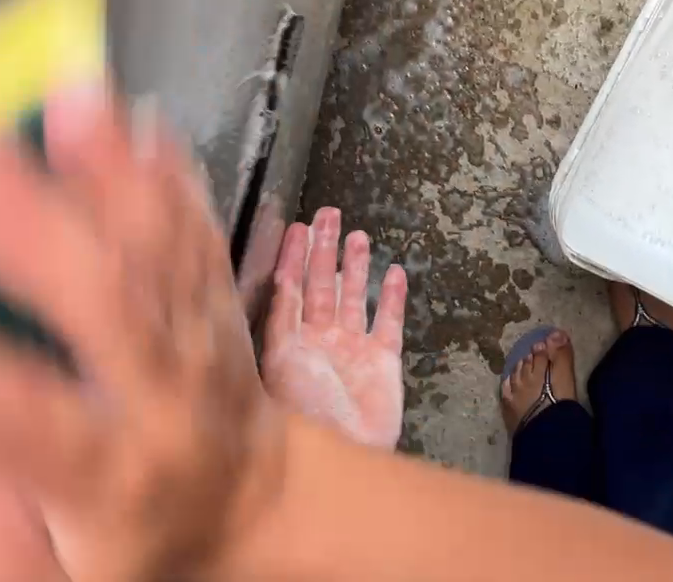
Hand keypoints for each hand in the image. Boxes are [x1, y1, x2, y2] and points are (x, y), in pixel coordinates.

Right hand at [0, 84, 280, 581]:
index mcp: (111, 473)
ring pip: (162, 242)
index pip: (18, 418)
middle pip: (105, 298)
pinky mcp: (218, 293)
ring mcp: (202, 329)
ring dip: (110, 168)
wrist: (249, 499)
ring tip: (68, 102)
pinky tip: (141, 125)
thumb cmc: (134, 546)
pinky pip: (199, 228)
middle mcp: (168, 386)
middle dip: (22, 220)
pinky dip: (168, 174)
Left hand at [262, 208, 407, 448]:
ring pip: (354, 296)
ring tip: (358, 235)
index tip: (296, 226)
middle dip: (324, 250)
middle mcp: (320, 340)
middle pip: (323, 285)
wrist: (344, 458)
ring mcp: (353, 350)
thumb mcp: (280, 365)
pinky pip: (388, 322)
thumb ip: (281, 321)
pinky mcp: (383, 361)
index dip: (292, 257)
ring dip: (356, 266)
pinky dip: (392, 298)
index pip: (290, 289)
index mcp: (290, 343)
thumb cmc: (303, 416)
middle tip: (329, 214)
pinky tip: (395, 272)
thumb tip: (276, 280)